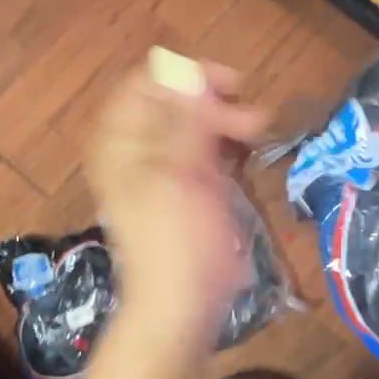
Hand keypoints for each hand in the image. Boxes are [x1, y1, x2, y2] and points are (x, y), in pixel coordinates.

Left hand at [87, 48, 266, 342]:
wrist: (180, 307)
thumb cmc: (178, 243)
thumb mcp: (179, 175)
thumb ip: (185, 121)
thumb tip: (188, 70)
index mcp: (121, 143)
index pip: (146, 84)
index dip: (186, 78)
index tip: (231, 85)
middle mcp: (135, 151)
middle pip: (172, 104)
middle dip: (213, 103)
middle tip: (254, 119)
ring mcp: (159, 172)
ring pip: (190, 128)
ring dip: (223, 124)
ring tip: (257, 136)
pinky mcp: (181, 193)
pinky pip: (200, 155)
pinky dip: (222, 149)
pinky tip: (244, 157)